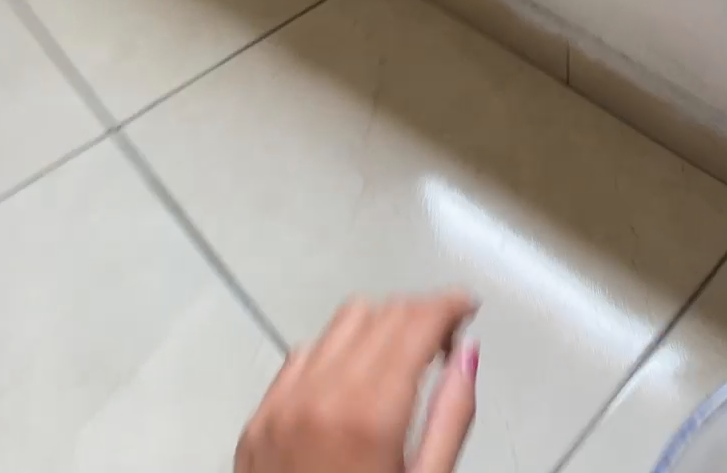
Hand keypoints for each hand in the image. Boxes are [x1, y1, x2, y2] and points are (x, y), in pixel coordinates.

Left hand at [236, 294, 479, 472]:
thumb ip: (453, 413)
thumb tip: (467, 352)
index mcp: (369, 413)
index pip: (418, 320)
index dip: (451, 304)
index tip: (469, 309)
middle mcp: (321, 395)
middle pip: (386, 312)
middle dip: (424, 313)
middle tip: (446, 342)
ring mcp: (282, 407)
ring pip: (346, 319)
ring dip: (383, 323)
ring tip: (403, 356)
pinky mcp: (257, 422)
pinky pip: (306, 352)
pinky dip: (340, 348)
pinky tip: (356, 379)